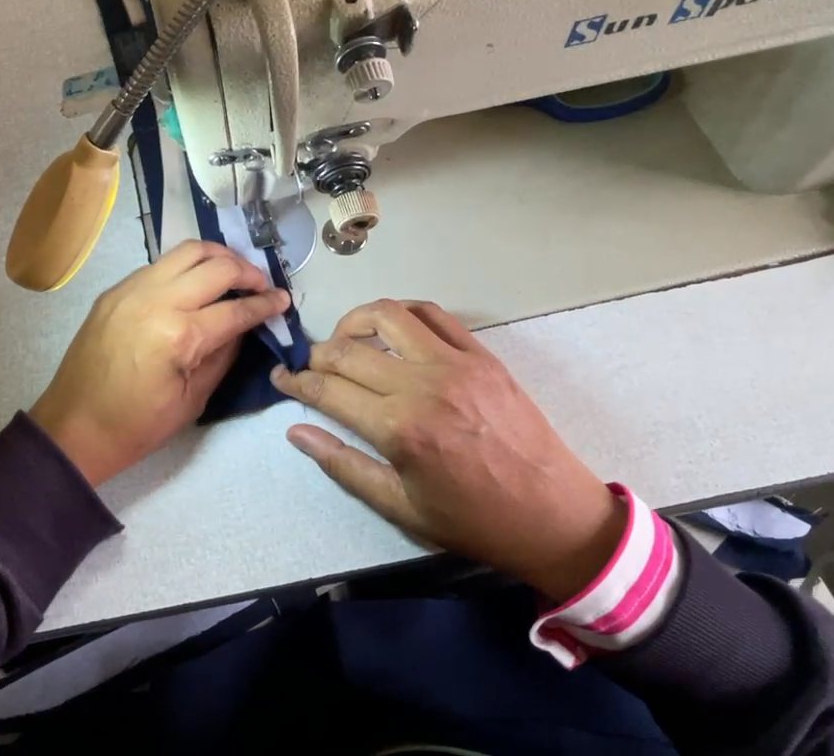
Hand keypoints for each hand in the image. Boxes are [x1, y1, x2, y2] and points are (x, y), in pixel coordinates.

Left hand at [30, 241, 291, 486]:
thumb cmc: (137, 426)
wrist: (74, 426)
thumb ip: (223, 355)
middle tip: (261, 286)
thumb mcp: (193, 400)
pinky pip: (159, 265)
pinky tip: (195, 285)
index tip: (283, 300)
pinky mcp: (115, 290)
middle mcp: (155, 300)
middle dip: (247, 272)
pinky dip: (184, 267)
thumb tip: (243, 326)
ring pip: (185, 251)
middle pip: (215, 266)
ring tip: (233, 273)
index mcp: (178, 335)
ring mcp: (131, 289)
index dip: (265, 304)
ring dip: (216, 257)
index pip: (235, 309)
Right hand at [272, 300, 623, 600]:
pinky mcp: (481, 355)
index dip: (295, 381)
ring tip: (345, 341)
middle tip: (308, 367)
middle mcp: (422, 386)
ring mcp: (455, 364)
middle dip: (315, 355)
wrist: (554, 516)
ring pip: (387, 315)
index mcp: (399, 430)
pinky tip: (390, 330)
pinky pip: (432, 314)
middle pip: (347, 350)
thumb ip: (343, 465)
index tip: (280, 377)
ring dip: (353, 322)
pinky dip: (401, 313)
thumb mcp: (399, 508)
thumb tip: (295, 432)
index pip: (327, 389)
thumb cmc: (472, 521)